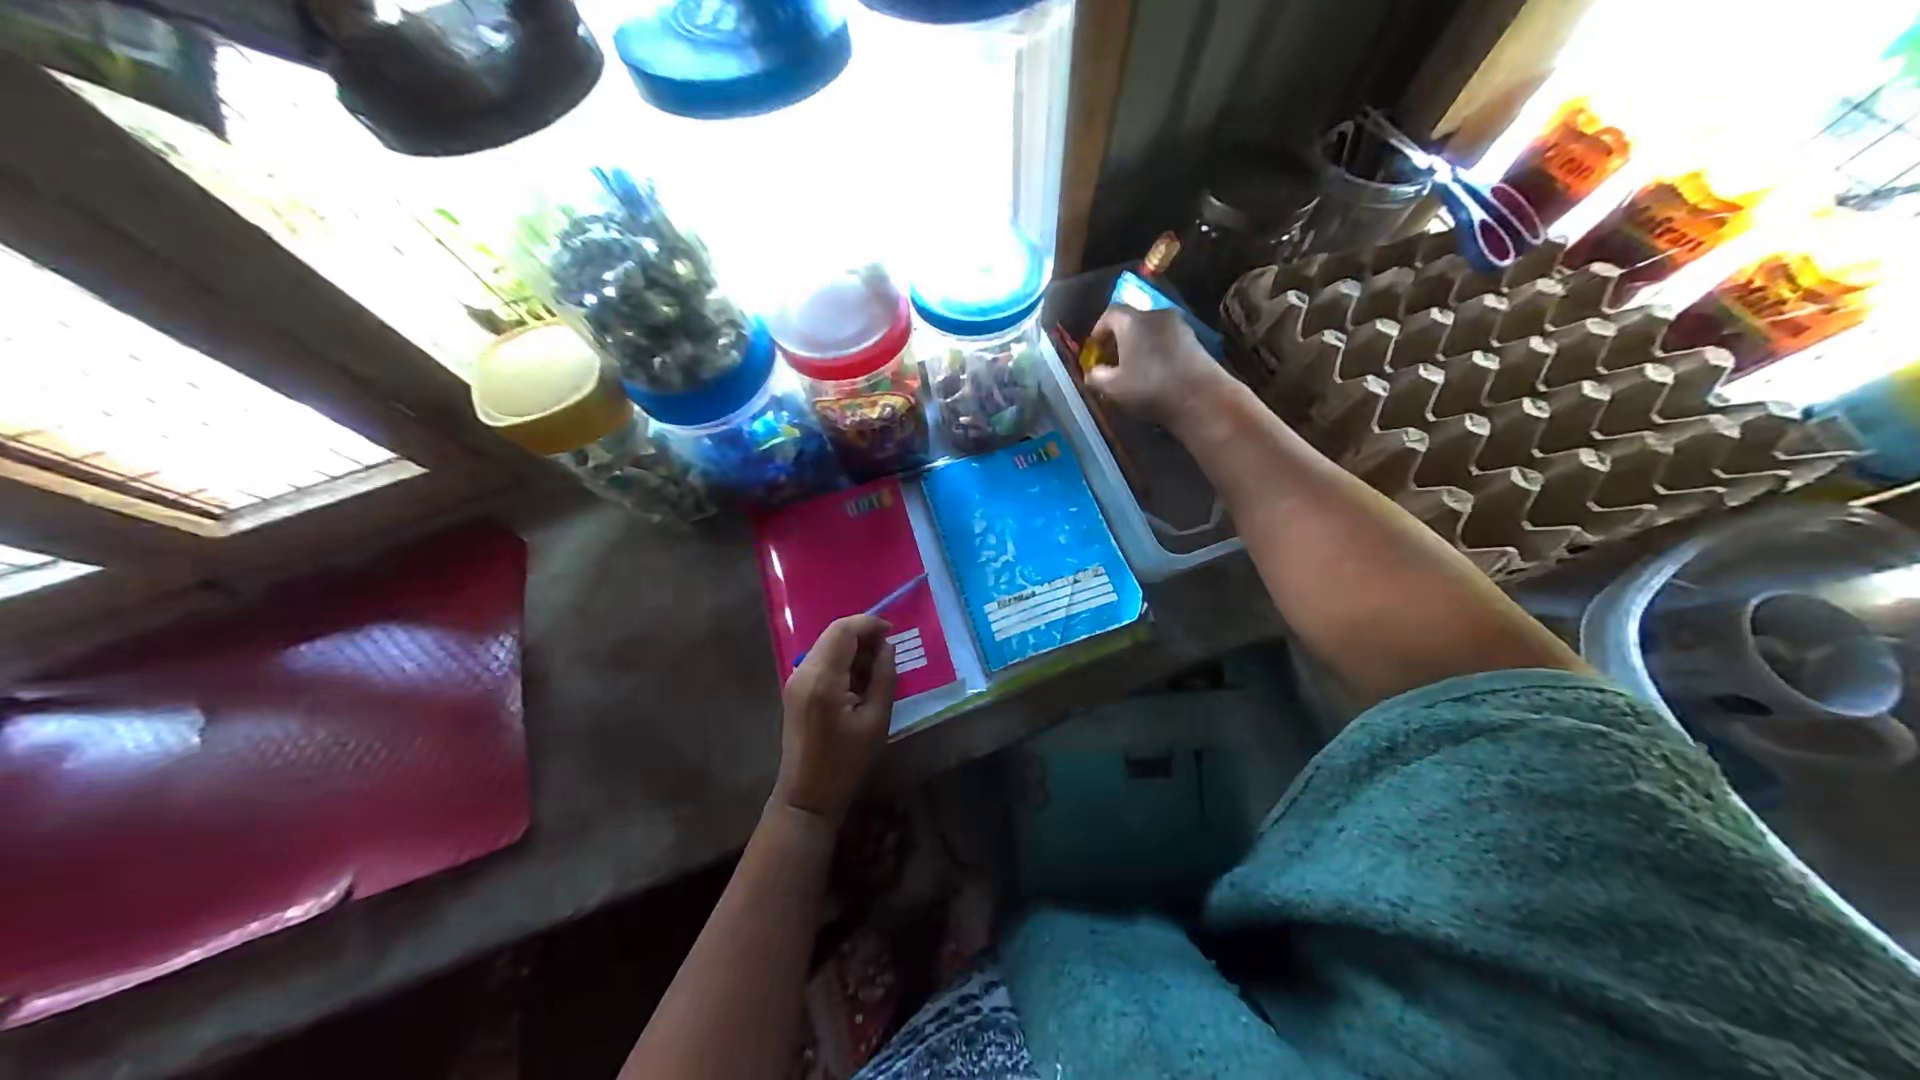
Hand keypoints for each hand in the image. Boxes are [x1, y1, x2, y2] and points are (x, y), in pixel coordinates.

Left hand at [774, 615, 897, 821]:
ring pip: (827, 645)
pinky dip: (841, 660)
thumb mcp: (876, 719)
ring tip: (877, 668)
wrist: (807, 795)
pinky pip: (821, 661)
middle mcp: (803, 672)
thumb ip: (884, 677)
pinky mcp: (795, 689)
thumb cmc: (847, 761)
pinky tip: (859, 680)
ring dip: (852, 647)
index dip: (869, 624)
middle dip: (862, 634)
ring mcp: (795, 680)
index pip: (843, 630)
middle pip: (833, 634)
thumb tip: (887, 647)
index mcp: (823, 678)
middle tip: (888, 650)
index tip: (893, 632)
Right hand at [1084, 305, 1239, 433]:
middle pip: (1131, 320)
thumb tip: (1091, 372)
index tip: (1094, 350)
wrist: (1201, 398)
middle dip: (1119, 339)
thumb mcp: (1113, 388)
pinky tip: (1156, 372)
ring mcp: (1179, 325)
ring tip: (1134, 369)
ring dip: (1139, 345)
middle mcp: (1156, 314)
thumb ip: (1096, 377)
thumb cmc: (1150, 389)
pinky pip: (1167, 340)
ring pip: (1151, 330)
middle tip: (1112, 361)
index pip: (1109, 313)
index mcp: (1132, 320)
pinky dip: (1157, 350)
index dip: (1098, 330)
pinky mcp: (1195, 339)